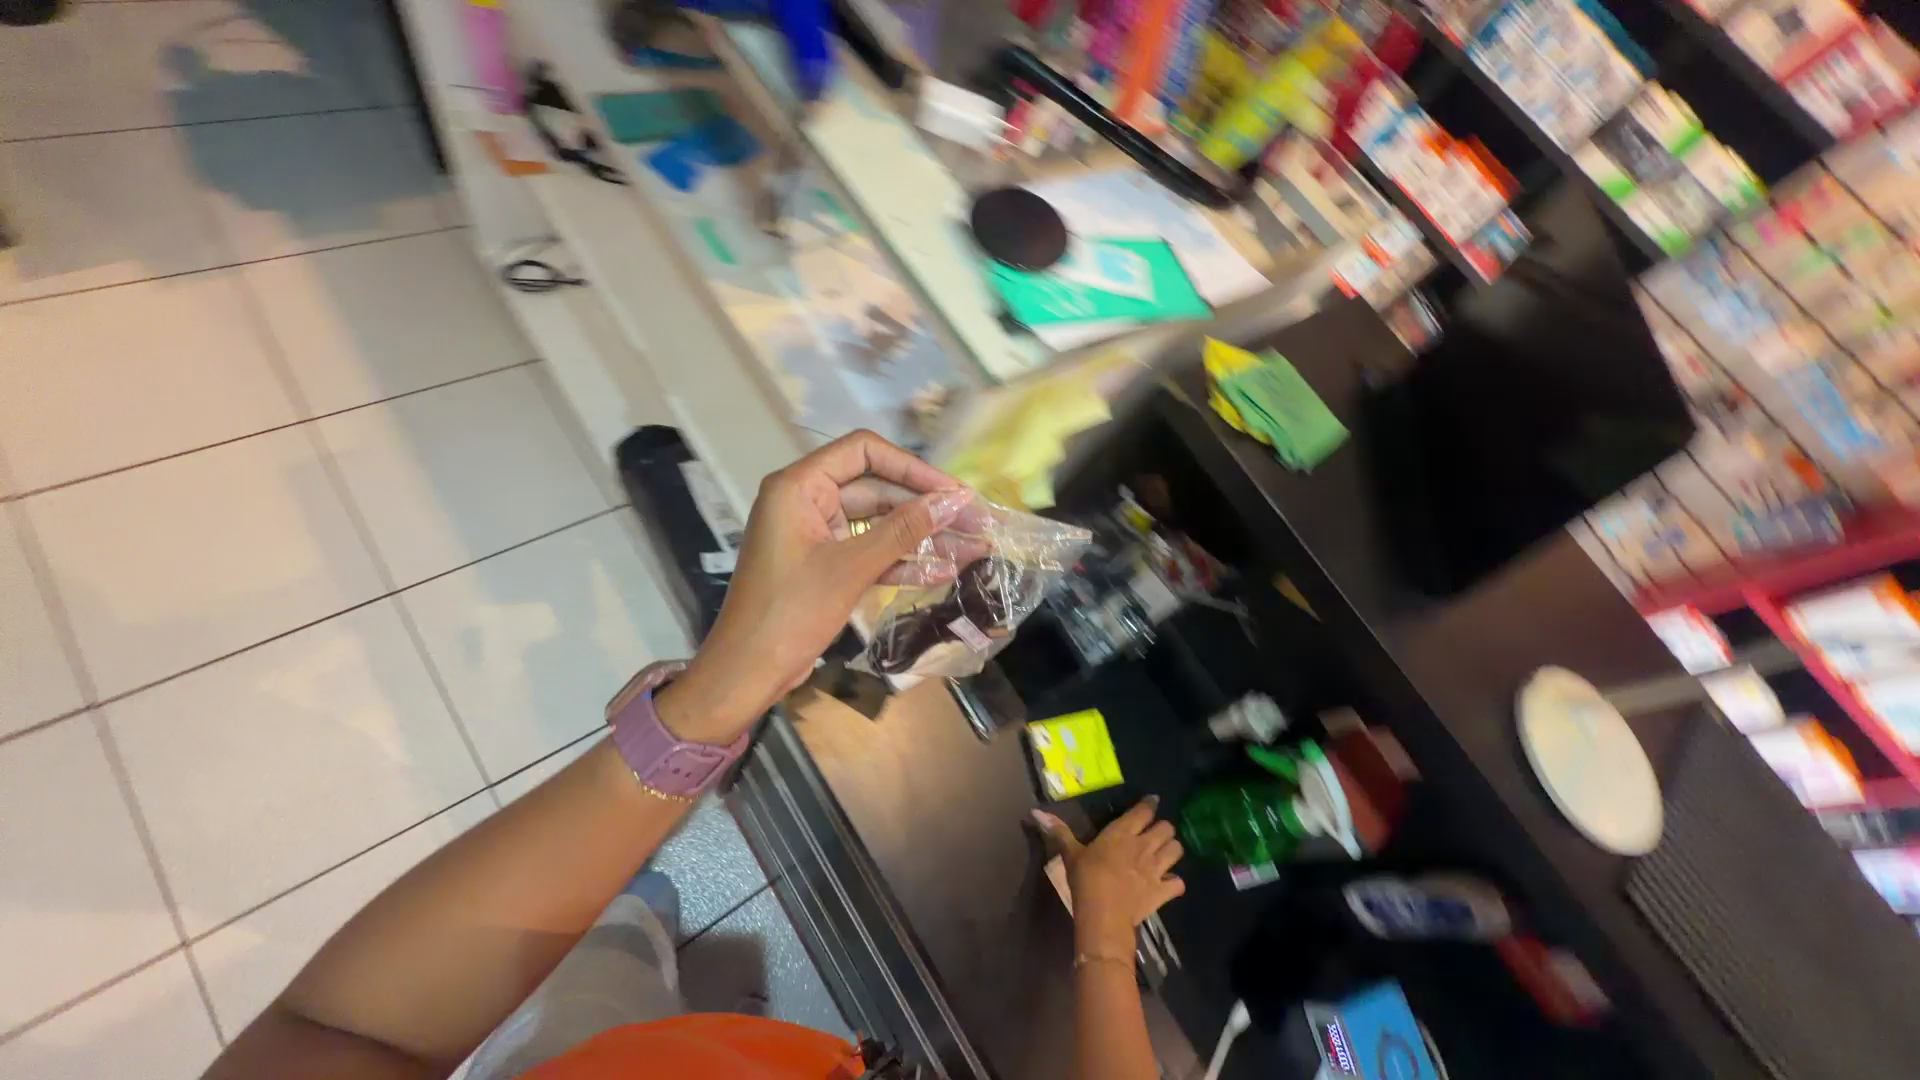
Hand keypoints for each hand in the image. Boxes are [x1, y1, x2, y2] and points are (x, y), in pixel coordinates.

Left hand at [656, 431, 977, 744]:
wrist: (747, 672)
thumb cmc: (790, 613)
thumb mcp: (851, 568)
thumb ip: (904, 530)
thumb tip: (954, 501)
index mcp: (799, 487)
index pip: (864, 452)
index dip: (913, 468)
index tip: (953, 491)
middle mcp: (807, 501)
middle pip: (877, 488)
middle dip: (926, 508)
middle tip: (975, 523)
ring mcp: (817, 534)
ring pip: (878, 523)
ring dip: (922, 537)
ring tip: (972, 548)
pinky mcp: (825, 564)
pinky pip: (869, 552)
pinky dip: (901, 561)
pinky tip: (942, 573)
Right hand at [1034, 799, 1185, 959]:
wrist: (1103, 916)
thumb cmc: (1086, 880)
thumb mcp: (1070, 853)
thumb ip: (1058, 831)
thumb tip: (1035, 811)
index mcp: (1122, 833)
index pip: (1144, 811)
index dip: (1150, 804)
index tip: (1152, 801)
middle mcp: (1144, 846)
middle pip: (1167, 828)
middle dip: (1163, 828)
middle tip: (1154, 833)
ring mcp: (1156, 869)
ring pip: (1177, 850)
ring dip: (1172, 850)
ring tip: (1163, 853)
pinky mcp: (1163, 891)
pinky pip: (1179, 883)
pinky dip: (1175, 882)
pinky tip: (1167, 883)